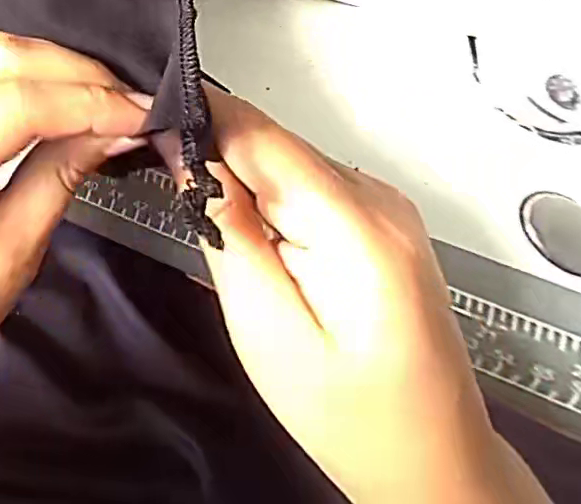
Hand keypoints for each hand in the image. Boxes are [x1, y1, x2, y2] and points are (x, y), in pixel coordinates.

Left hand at [0, 33, 150, 446]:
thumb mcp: (5, 261)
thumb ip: (60, 180)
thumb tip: (118, 128)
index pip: (12, 105)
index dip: (87, 102)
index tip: (144, 114)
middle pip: (2, 61)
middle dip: (80, 75)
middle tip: (136, 106)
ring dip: (58, 66)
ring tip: (108, 100)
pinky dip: (32, 71)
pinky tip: (64, 93)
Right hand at [198, 88, 548, 503]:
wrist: (435, 467)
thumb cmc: (347, 415)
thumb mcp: (263, 325)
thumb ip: (223, 228)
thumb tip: (187, 152)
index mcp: (354, 224)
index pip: (255, 131)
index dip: (196, 113)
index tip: (146, 116)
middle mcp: (376, 196)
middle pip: (268, 139)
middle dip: (210, 147)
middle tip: (170, 183)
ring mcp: (382, 202)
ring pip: (280, 155)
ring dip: (235, 172)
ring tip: (213, 220)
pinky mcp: (375, 214)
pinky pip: (300, 177)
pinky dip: (263, 191)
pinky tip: (254, 233)